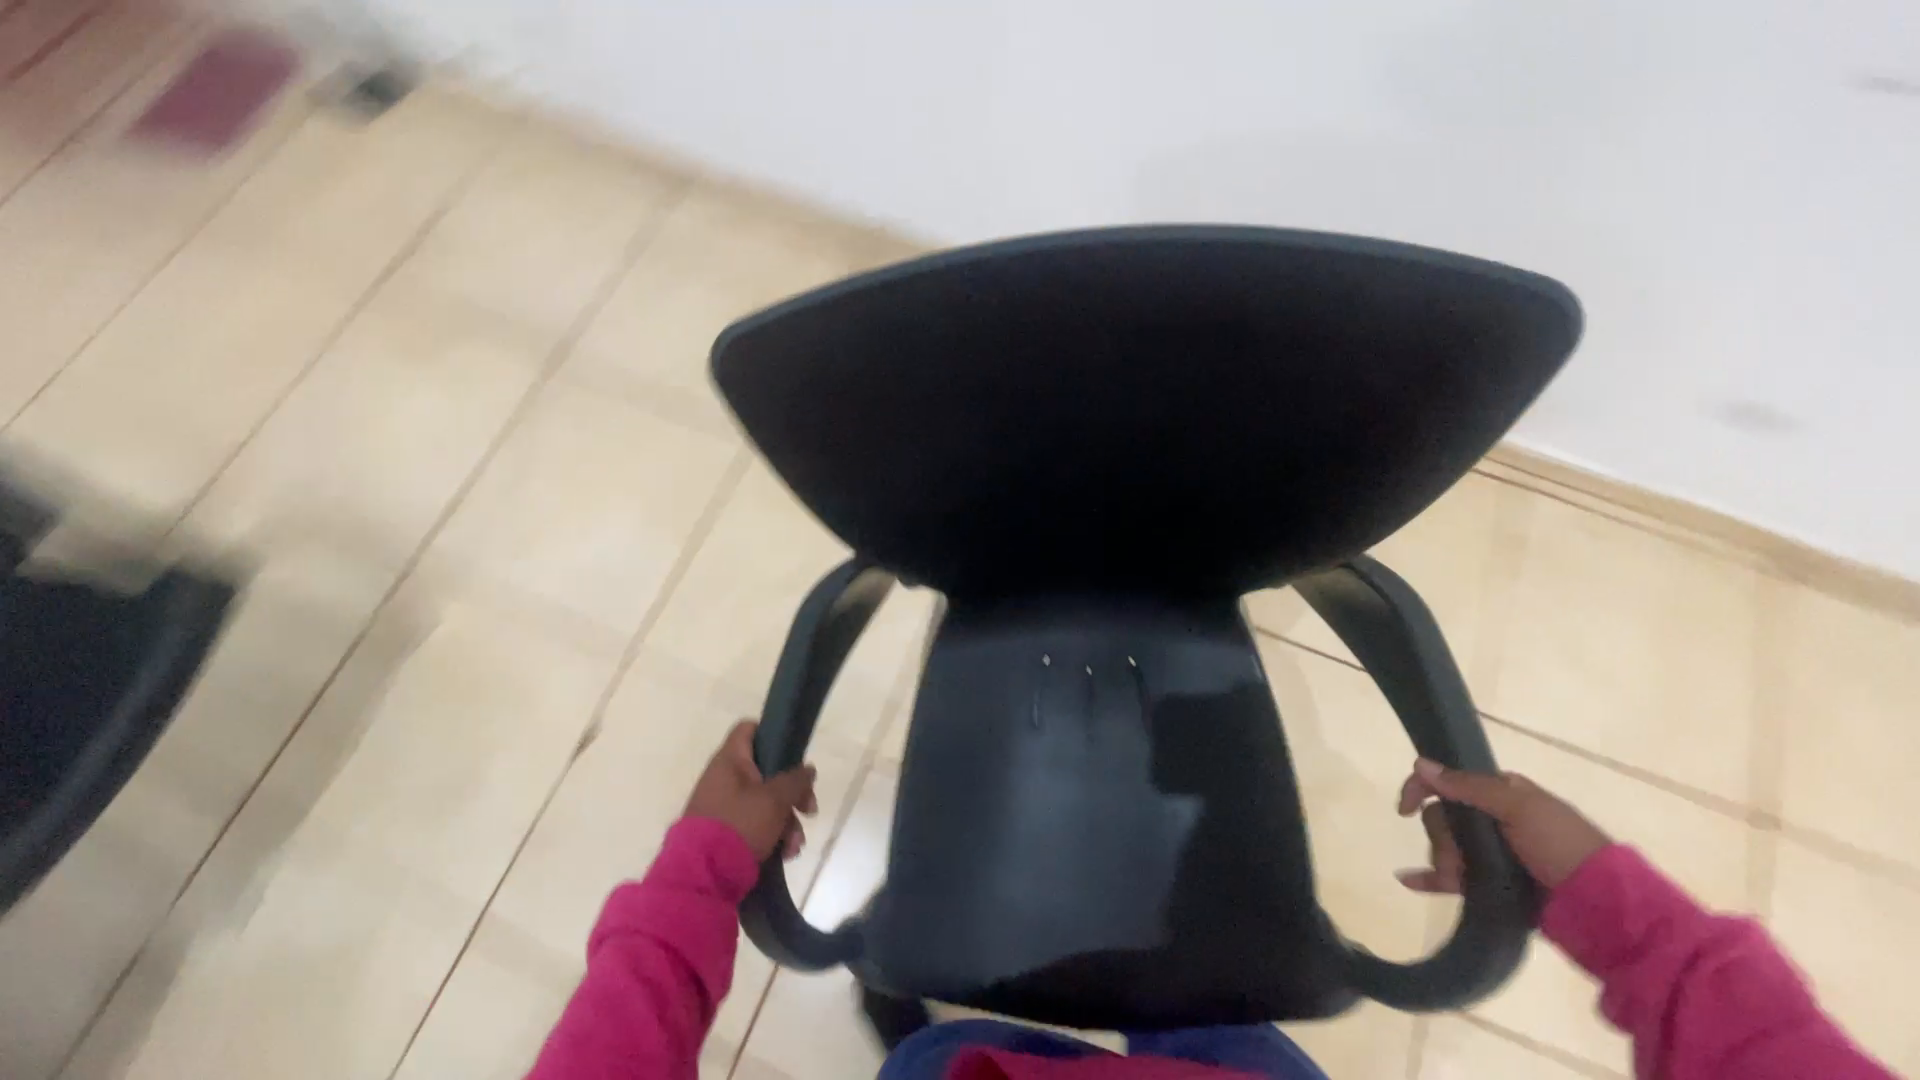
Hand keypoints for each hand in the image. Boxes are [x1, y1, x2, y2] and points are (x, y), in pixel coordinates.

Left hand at [684, 721, 818, 861]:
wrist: (703, 876)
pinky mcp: (726, 832)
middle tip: (809, 810)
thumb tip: (807, 769)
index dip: (773, 733)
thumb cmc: (740, 825)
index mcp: (729, 761)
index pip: (749, 728)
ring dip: (787, 822)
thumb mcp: (774, 799)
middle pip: (768, 772)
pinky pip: (757, 825)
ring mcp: (724, 806)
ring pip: (766, 803)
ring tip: (794, 846)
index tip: (794, 755)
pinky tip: (784, 854)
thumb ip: (796, 780)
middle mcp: (725, 779)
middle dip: (793, 794)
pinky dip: (773, 836)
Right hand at [1395, 757, 1610, 893]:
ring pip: (1444, 848)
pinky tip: (1407, 880)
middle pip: (1442, 818)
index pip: (1448, 781)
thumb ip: (1468, 787)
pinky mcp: (1491, 884)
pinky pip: (1450, 878)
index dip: (1421, 788)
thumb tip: (1419, 764)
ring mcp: (1492, 853)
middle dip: (1441, 839)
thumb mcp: (1519, 808)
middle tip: (1457, 860)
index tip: (1404, 808)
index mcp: (1501, 793)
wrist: (1603, 907)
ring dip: (1441, 861)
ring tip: (1455, 881)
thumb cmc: (1562, 846)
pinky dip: (1428, 877)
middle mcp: (1493, 819)